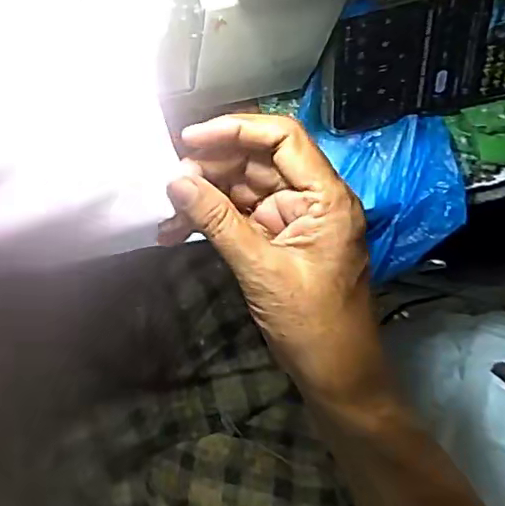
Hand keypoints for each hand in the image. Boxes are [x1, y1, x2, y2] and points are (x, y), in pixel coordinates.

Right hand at [160, 114, 384, 402]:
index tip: (190, 139)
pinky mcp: (272, 238)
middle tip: (171, 185)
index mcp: (325, 197)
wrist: (336, 376)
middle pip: (254, 160)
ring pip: (238, 187)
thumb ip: (218, 221)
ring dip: (201, 197)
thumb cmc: (314, 325)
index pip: (282, 139)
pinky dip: (206, 219)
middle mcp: (309, 199)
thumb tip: (176, 182)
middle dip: (209, 169)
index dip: (235, 129)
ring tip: (168, 216)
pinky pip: (234, 214)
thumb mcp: (262, 269)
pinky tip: (176, 231)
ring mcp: (289, 218)